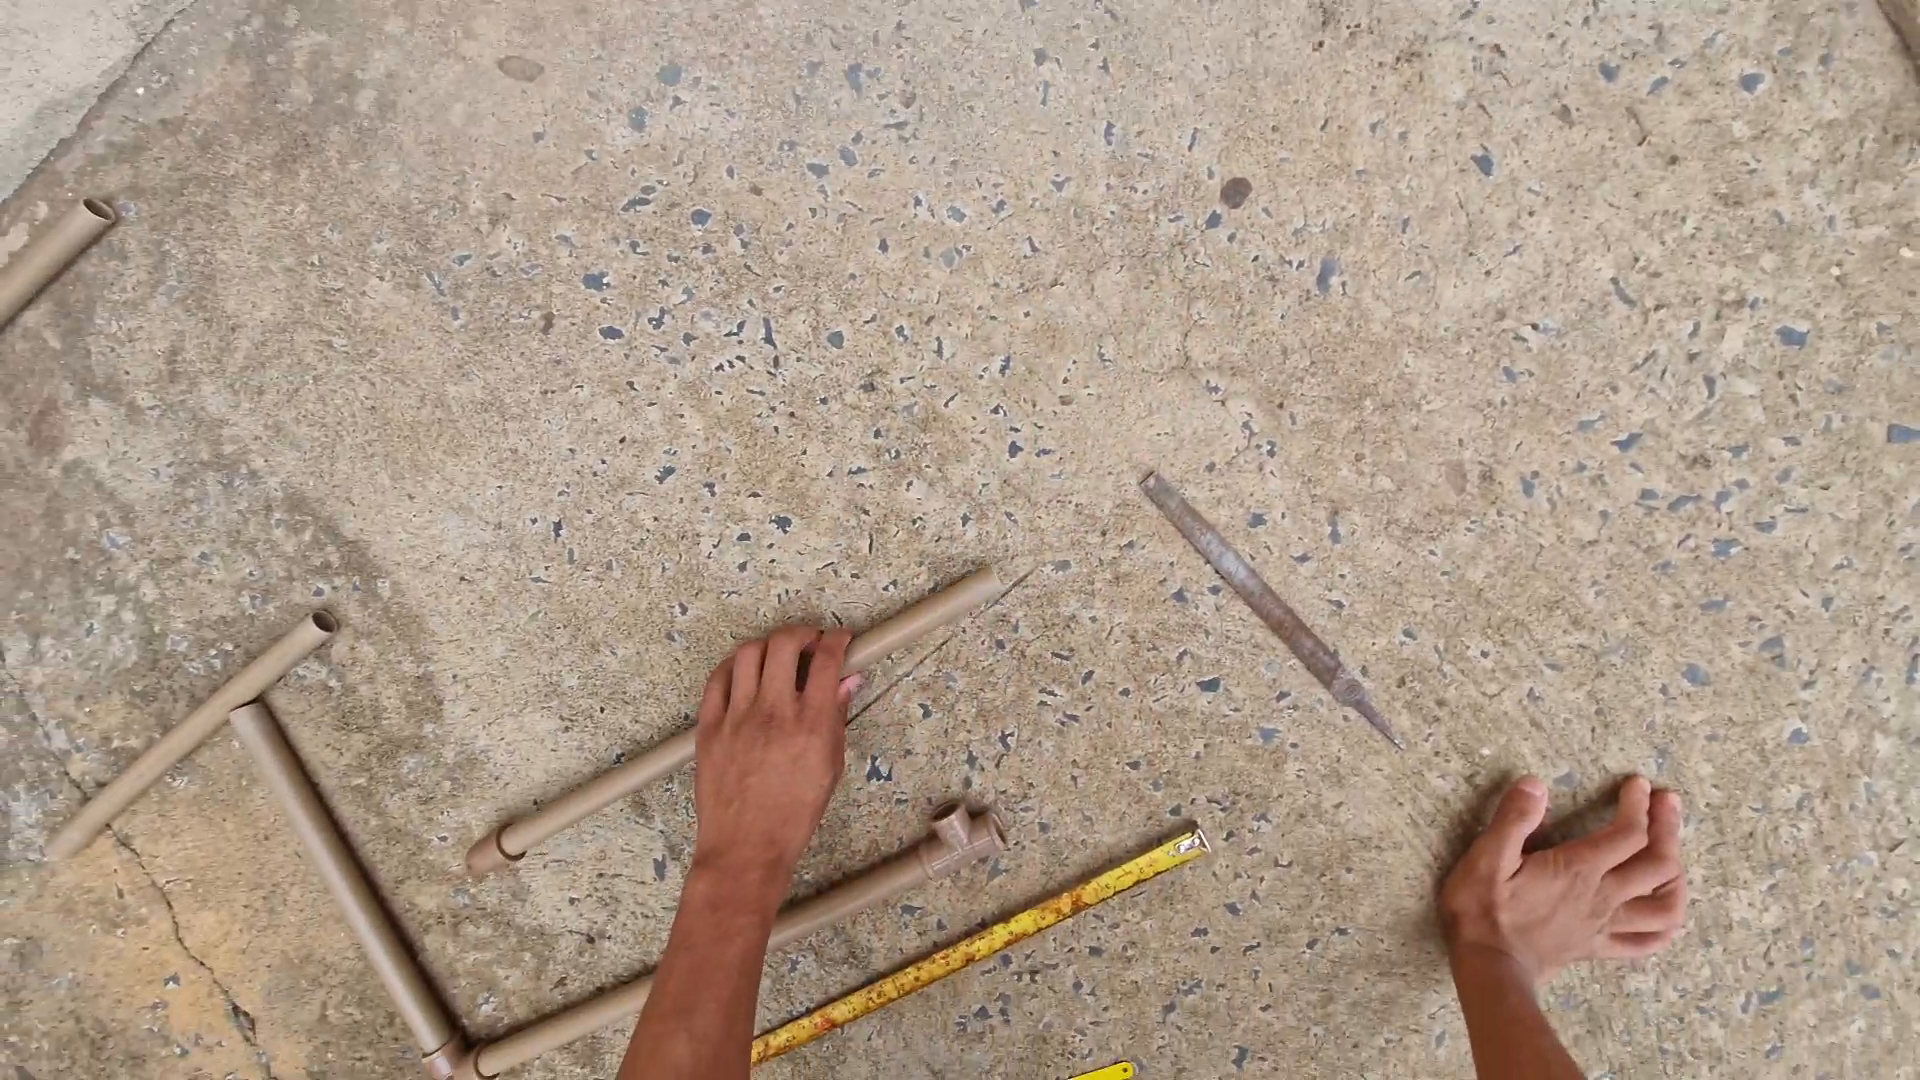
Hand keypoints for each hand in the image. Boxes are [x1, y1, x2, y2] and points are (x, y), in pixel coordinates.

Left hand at [689, 626, 858, 897]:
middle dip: (802, 633)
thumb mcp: (830, 765)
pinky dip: (734, 666)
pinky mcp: (709, 727)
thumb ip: (837, 716)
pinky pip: (717, 679)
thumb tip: (848, 680)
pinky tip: (745, 671)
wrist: (746, 847)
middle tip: (809, 642)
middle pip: (784, 644)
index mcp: (810, 724)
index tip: (840, 638)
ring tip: (777, 655)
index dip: (837, 639)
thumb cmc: (795, 812)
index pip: (826, 660)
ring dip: (768, 645)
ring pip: (748, 653)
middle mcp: (773, 713)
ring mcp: (737, 718)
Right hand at [1440, 775, 1686, 985]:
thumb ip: (1513, 819)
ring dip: (1679, 875)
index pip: (1626, 834)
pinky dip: (1667, 923)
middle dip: (1668, 828)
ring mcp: (1606, 924)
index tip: (1636, 783)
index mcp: (1578, 870)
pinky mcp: (1599, 945)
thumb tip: (1534, 782)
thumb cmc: (1481, 905)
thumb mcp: (1486, 855)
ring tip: (1672, 853)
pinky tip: (1665, 912)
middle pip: (1658, 864)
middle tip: (1667, 802)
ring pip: (1667, 904)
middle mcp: (1604, 896)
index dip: (1637, 806)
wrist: (1488, 961)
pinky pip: (1649, 940)